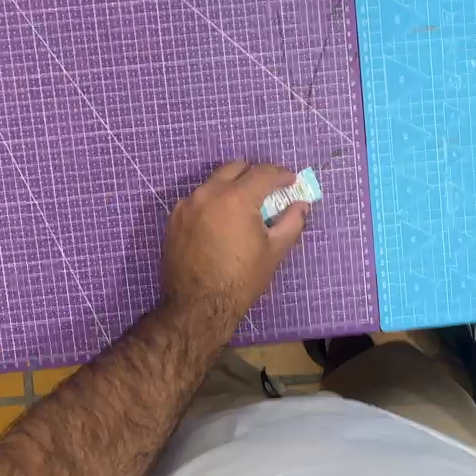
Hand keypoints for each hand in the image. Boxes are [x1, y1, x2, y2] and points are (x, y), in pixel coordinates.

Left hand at [160, 163, 308, 347]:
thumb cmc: (240, 280)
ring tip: (243, 207)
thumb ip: (291, 222)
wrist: (197, 307)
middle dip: (255, 174)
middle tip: (268, 190)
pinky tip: (220, 221)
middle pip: (236, 168)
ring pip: (214, 182)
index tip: (291, 182)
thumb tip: (301, 205)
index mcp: (236, 198)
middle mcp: (208, 193)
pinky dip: (212, 202)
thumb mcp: (273, 252)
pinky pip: (197, 199)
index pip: (264, 173)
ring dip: (232, 187)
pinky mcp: (174, 218)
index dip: (282, 175)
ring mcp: (187, 204)